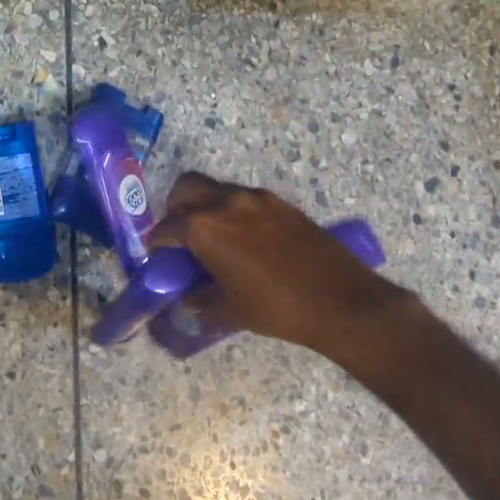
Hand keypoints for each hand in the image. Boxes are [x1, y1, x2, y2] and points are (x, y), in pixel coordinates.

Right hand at [146, 173, 413, 360]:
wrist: (343, 302)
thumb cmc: (278, 310)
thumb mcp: (230, 311)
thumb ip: (201, 301)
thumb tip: (188, 299)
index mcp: (204, 229)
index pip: (165, 228)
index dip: (157, 243)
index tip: (157, 254)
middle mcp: (224, 203)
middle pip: (185, 189)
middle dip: (175, 208)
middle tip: (180, 234)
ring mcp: (255, 199)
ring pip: (216, 189)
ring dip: (205, 206)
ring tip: (214, 237)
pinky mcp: (280, 203)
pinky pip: (244, 198)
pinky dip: (233, 211)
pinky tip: (245, 240)